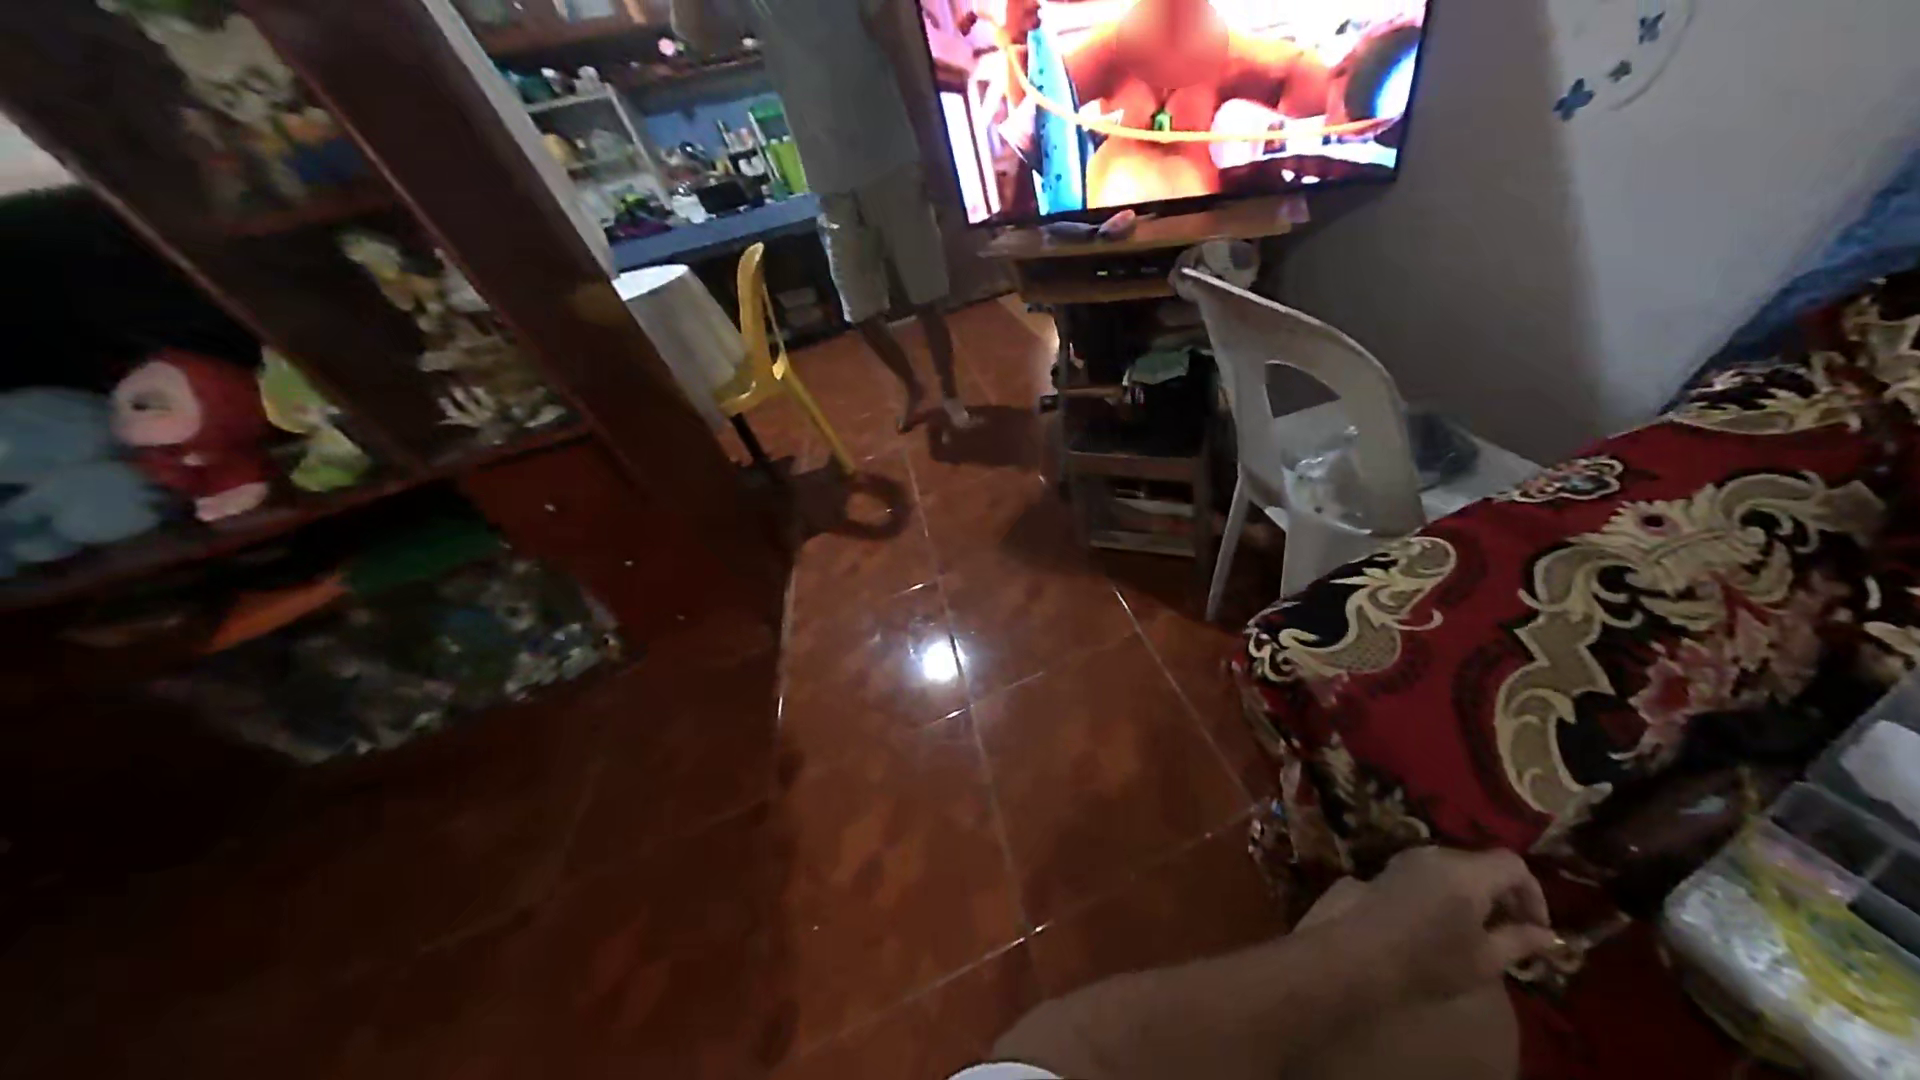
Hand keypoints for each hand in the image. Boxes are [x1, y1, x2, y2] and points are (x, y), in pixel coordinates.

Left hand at [1324, 847, 1556, 1005]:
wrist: (1358, 950)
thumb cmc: (1428, 959)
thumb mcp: (1485, 958)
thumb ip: (1520, 940)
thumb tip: (1546, 935)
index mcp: (1465, 872)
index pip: (1513, 864)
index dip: (1534, 894)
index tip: (1537, 929)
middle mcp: (1435, 855)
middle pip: (1483, 862)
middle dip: (1505, 894)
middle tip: (1514, 933)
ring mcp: (1408, 858)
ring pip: (1456, 866)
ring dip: (1477, 892)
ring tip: (1483, 931)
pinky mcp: (1390, 868)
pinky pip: (1432, 871)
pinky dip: (1450, 889)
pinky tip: (1448, 921)